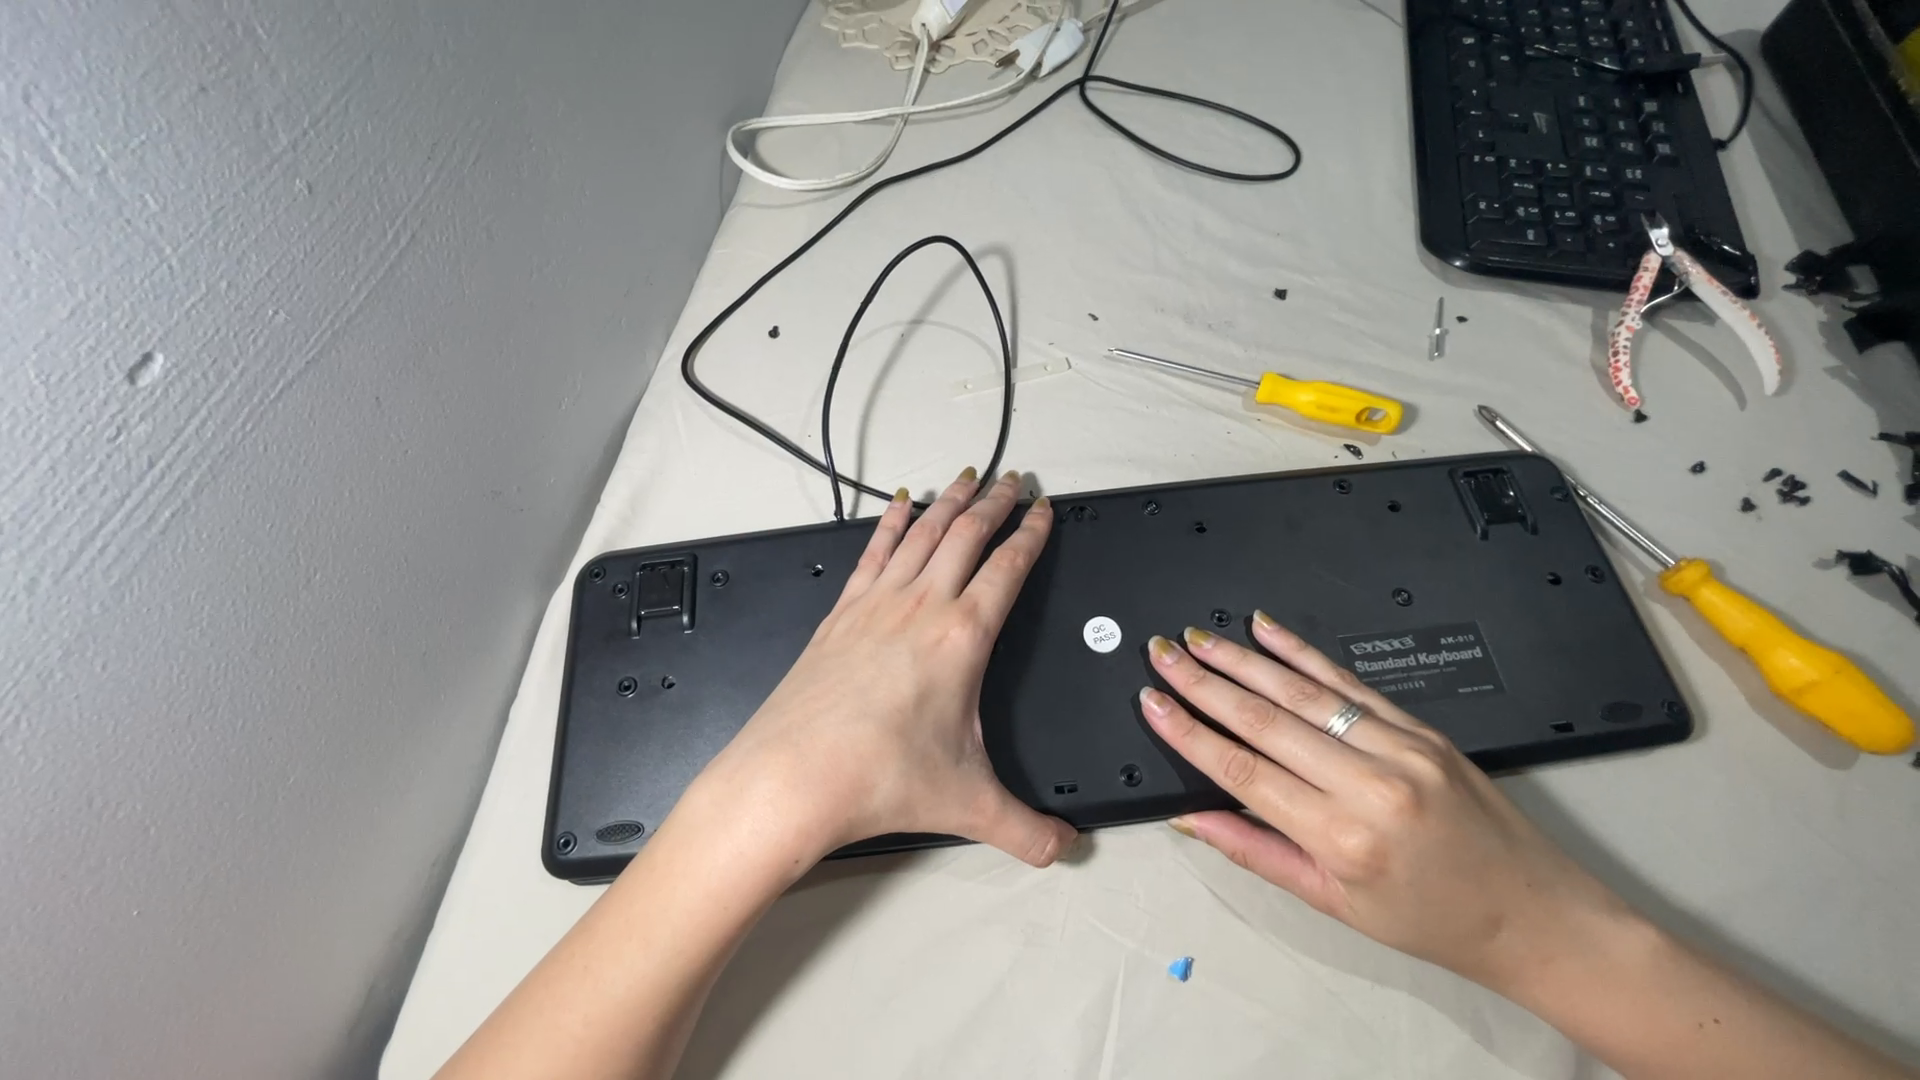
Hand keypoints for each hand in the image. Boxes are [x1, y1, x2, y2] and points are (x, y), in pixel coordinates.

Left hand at [693, 468, 1076, 867]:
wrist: (791, 778)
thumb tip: (1062, 848)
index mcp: (961, 637)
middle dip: (995, 503)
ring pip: (921, 533)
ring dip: (948, 503)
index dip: (1030, 534)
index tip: (1041, 510)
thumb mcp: (967, 804)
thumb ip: (1026, 829)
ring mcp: (875, 605)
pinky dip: (891, 522)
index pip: (1007, 568)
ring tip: (966, 478)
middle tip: (1011, 478)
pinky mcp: (840, 614)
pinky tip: (898, 505)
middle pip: (966, 535)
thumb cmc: (874, 778)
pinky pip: (873, 551)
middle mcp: (919, 607)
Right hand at [1139, 615, 1633, 990]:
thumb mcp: (1334, 902)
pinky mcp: (1419, 727)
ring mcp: (1400, 747)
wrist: (1536, 914)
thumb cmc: (1435, 919)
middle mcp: (1371, 785)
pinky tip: (1267, 630)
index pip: (1244, 772)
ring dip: (1242, 660)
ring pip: (1302, 692)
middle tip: (1163, 655)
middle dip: (1204, 683)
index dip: (1191, 733)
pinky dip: (1303, 652)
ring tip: (1198, 639)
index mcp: (1344, 838)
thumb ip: (1256, 852)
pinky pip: (1349, 681)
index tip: (1154, 704)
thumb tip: (1192, 818)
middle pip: (1265, 720)